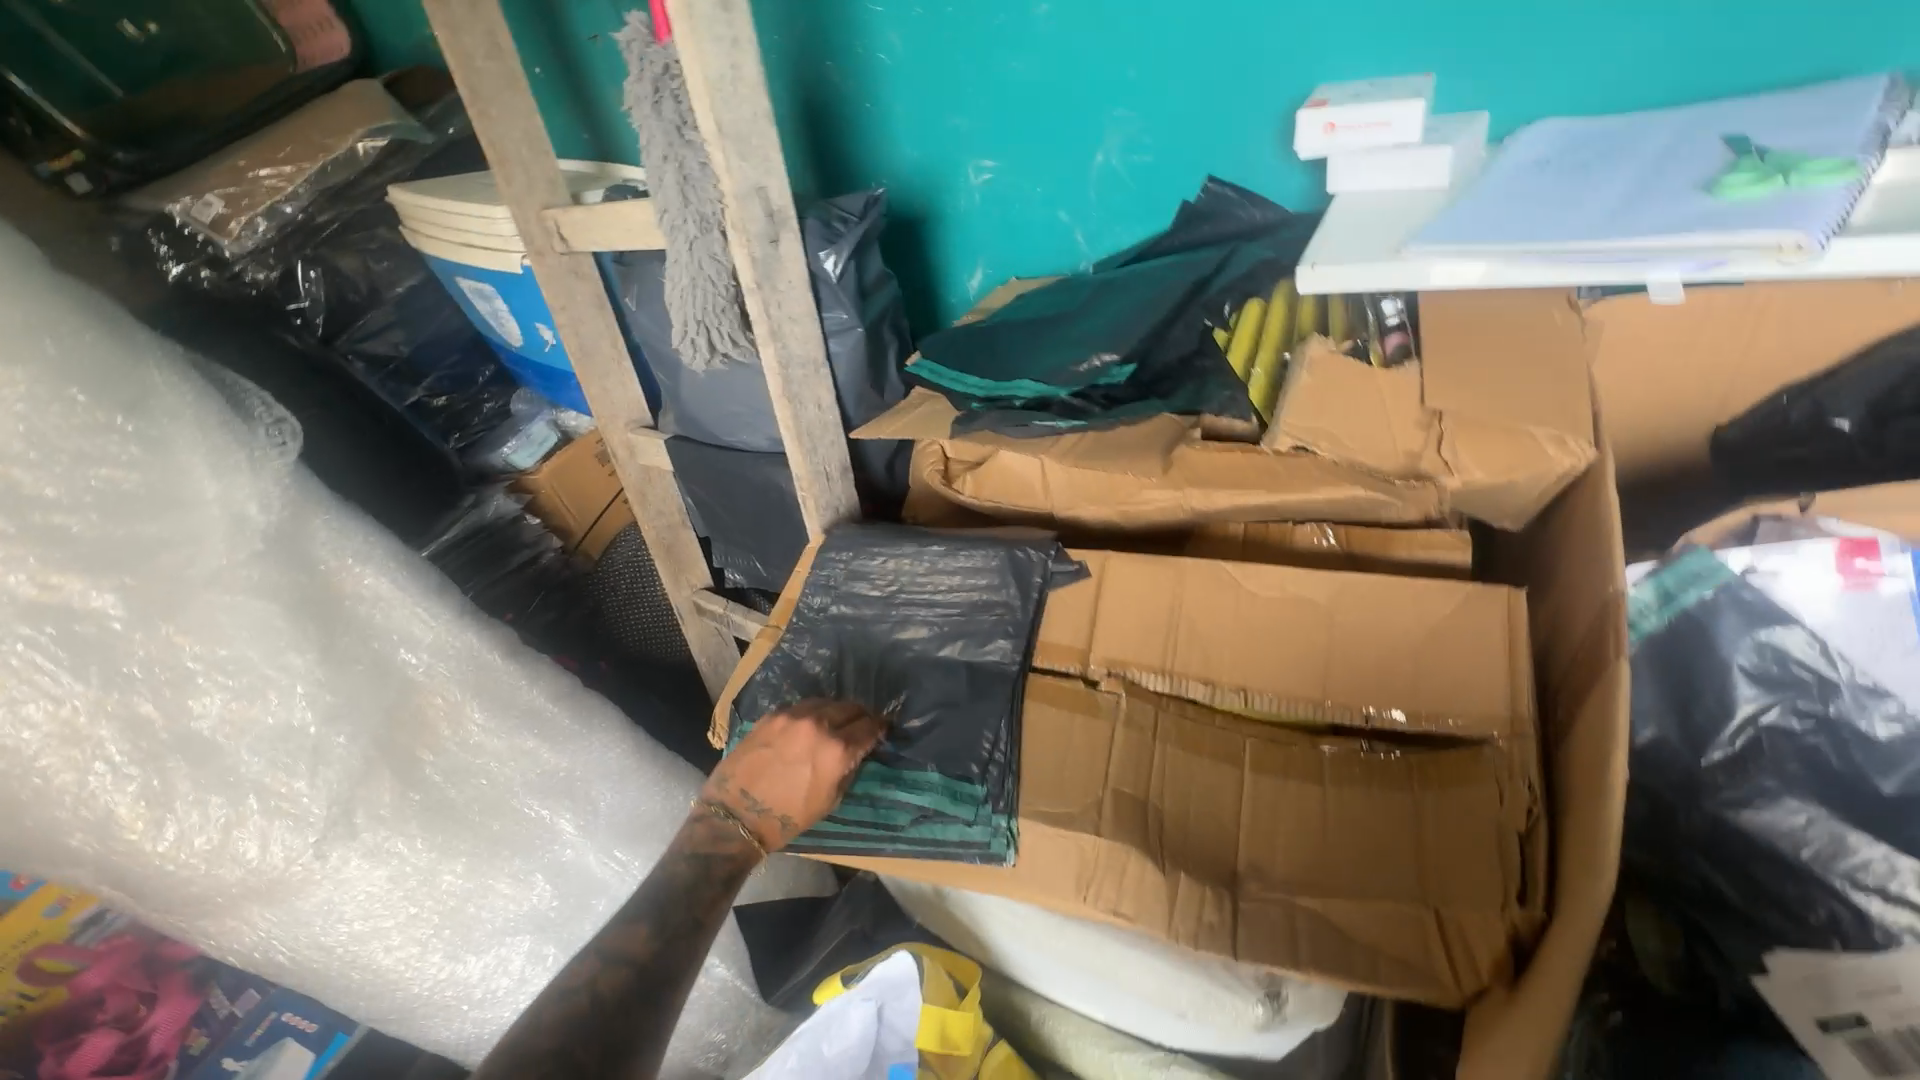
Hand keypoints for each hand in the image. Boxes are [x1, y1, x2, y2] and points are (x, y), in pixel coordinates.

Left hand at [700, 700, 884, 852]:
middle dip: (860, 716)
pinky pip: (801, 707)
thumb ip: (848, 769)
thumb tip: (857, 751)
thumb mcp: (831, 799)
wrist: (736, 815)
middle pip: (851, 707)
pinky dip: (811, 714)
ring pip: (826, 702)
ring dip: (836, 711)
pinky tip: (808, 726)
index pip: (870, 726)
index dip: (880, 728)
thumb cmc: (788, 817)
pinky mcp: (772, 715)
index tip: (881, 731)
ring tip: (834, 723)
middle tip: (861, 726)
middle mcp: (818, 724)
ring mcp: (793, 716)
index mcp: (837, 749)